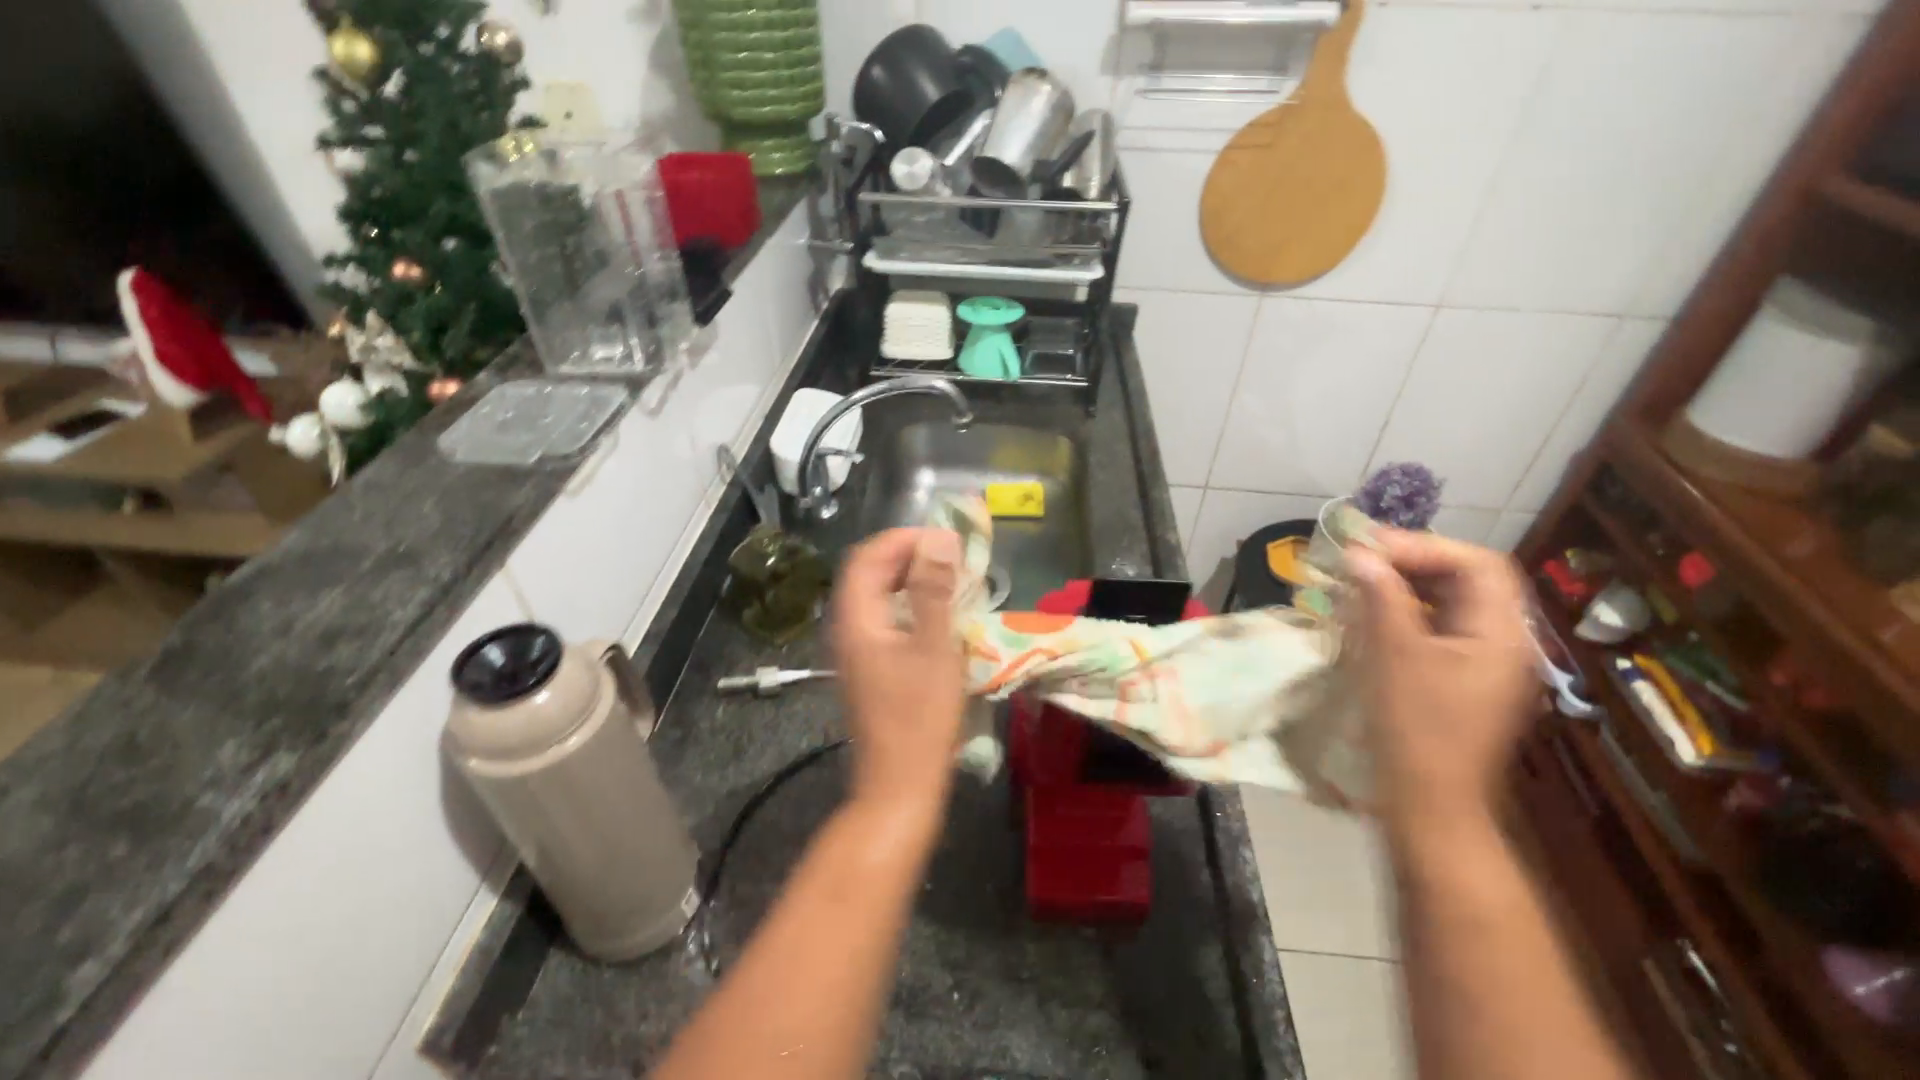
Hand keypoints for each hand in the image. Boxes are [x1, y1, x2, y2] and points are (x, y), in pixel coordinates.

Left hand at [830, 527, 967, 817]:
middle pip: (869, 574)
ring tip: (953, 583)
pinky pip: (885, 622)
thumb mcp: (934, 648)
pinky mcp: (870, 670)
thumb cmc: (920, 718)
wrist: (899, 785)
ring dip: (912, 582)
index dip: (903, 539)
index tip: (944, 539)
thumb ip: (934, 589)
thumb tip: (937, 537)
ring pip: (878, 599)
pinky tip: (941, 621)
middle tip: (953, 559)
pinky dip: (911, 609)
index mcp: (856, 619)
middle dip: (909, 556)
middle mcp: (847, 630)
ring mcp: (856, 652)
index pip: (867, 556)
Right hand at [1347, 529, 1537, 842]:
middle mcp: (1505, 643)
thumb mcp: (1393, 655)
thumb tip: (1361, 555)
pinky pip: (1442, 632)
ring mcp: (1488, 665)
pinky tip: (1373, 619)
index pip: (1477, 563)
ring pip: (1453, 605)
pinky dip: (1409, 616)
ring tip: (1361, 583)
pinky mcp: (1465, 683)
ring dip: (1409, 587)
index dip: (1424, 546)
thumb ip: (1380, 597)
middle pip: (1468, 581)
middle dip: (1414, 563)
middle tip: (1362, 560)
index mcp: (1502, 633)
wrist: (1430, 805)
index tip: (1371, 547)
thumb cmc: (1415, 728)